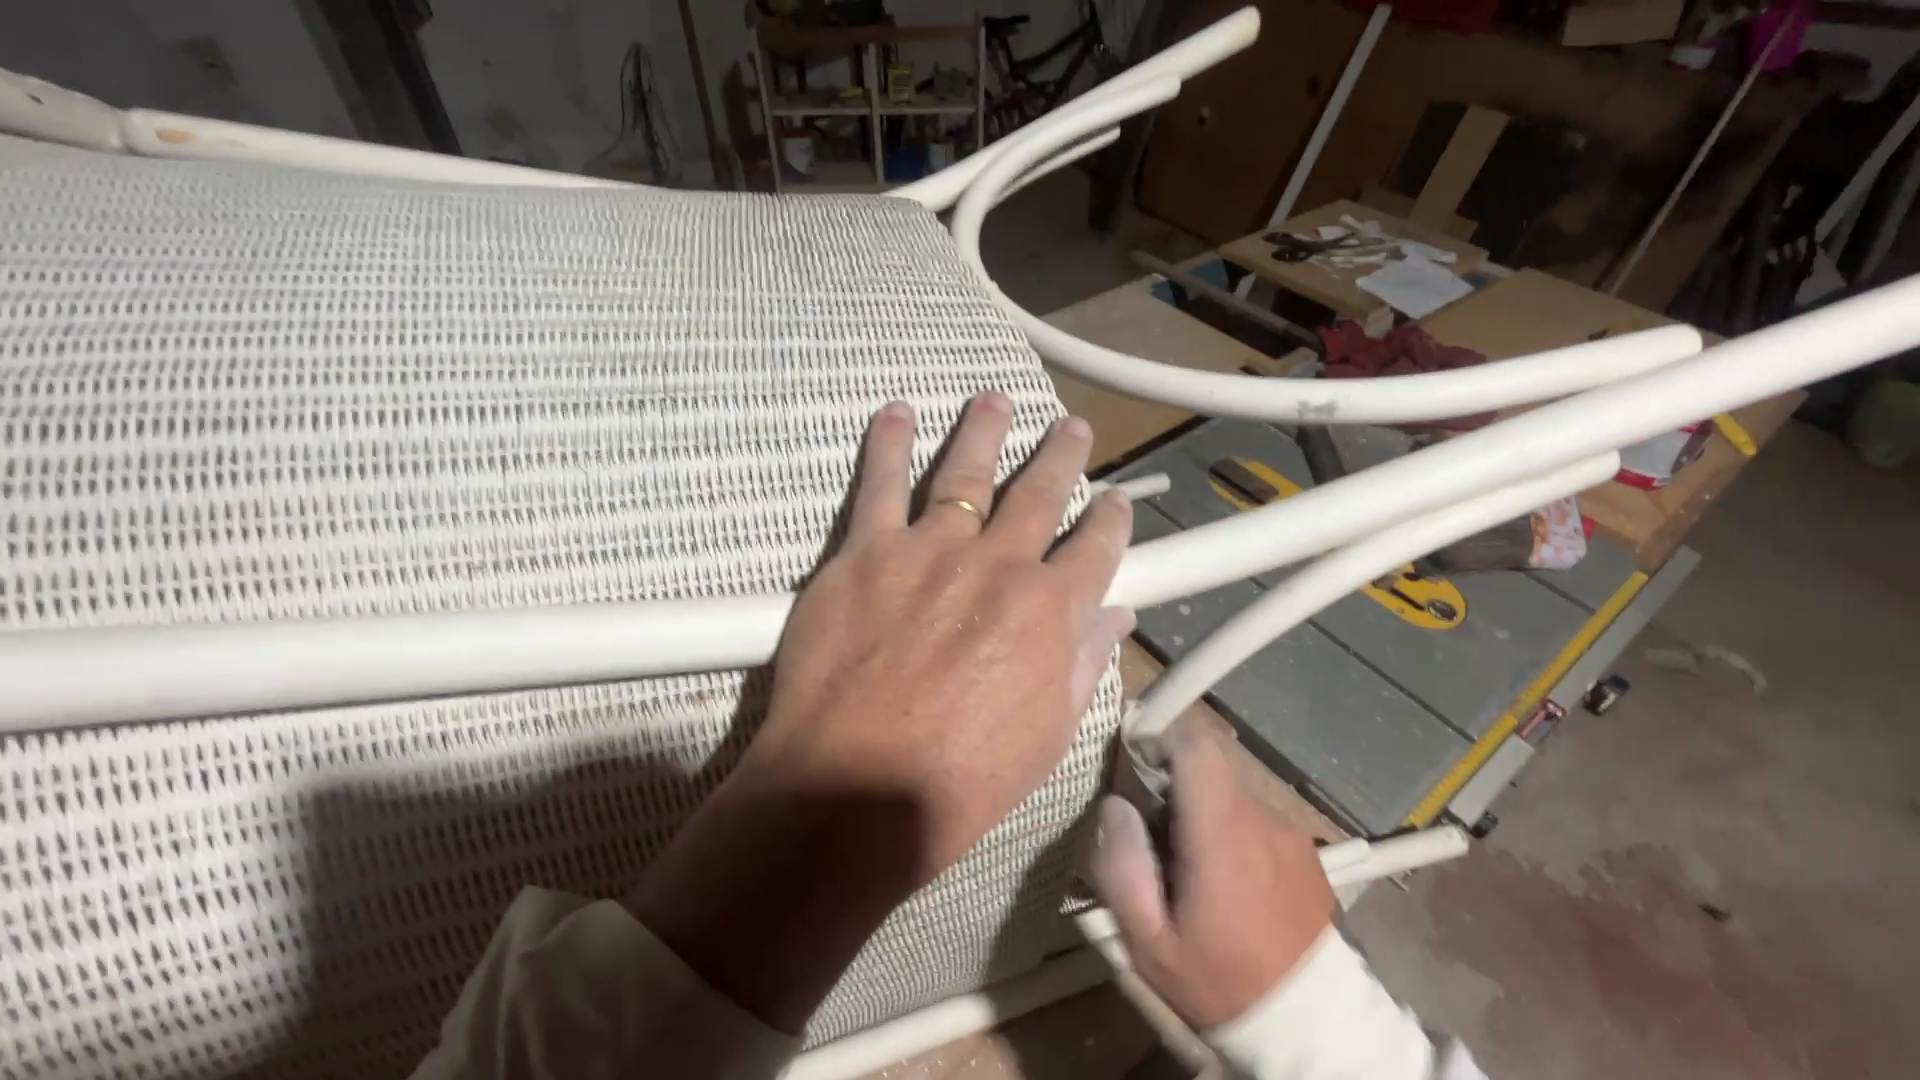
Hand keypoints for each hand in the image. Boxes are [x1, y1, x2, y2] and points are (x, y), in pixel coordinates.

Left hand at [629, 391, 1134, 1031]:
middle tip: (1072, 427)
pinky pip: (878, 485)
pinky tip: (895, 414)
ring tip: (993, 399)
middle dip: (1061, 456)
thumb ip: (1082, 666)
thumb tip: (1114, 618)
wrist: (854, 792)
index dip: (1111, 522)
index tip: (1114, 502)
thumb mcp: (1046, 738)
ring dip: (983, 431)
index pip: (1096, 550)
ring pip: (964, 473)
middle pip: (1038, 495)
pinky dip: (887, 444)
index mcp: (1049, 613)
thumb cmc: (959, 781)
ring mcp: (927, 551)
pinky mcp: (863, 552)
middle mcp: (996, 566)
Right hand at [1090, 732, 1335, 1028]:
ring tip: (1192, 873)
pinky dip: (1235, 837)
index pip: (1194, 747)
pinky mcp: (1307, 854)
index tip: (1134, 773)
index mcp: (1222, 833)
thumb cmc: (1220, 984)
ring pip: (1232, 798)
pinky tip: (1231, 888)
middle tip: (1154, 839)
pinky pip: (1257, 824)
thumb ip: (1123, 867)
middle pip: (1209, 771)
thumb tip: (1115, 806)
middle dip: (1174, 790)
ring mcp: (1291, 836)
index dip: (1159, 745)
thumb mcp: (1150, 943)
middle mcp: (1263, 820)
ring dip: (1205, 817)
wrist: (1310, 1028)